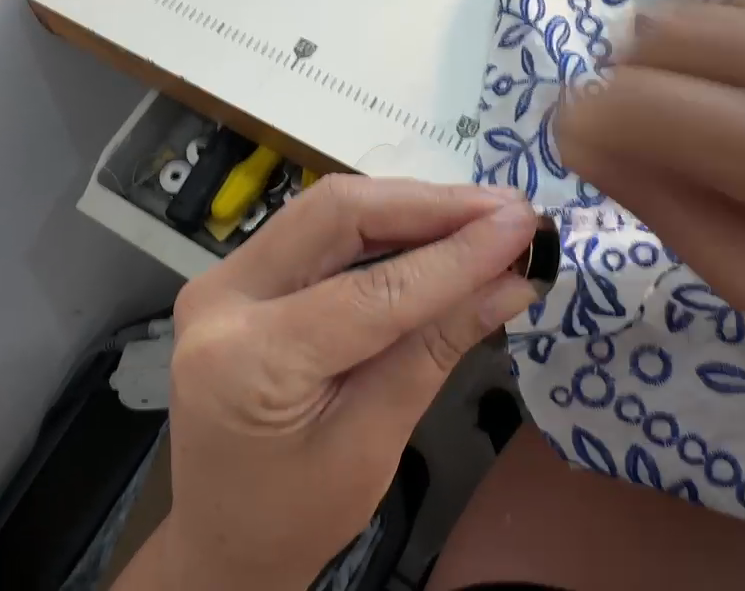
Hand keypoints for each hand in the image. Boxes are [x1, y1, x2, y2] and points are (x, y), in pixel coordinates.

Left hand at [146, 176, 539, 589]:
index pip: (372, 290)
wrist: (218, 539)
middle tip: (508, 209)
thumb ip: (435, 350)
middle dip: (431, 205)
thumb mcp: (371, 445)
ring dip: (411, 207)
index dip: (456, 256)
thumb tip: (512, 281)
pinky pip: (318, 230)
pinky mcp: (238, 275)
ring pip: (329, 210)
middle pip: (338, 214)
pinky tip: (434, 230)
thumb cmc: (293, 516)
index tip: (525, 228)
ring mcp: (223, 278)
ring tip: (485, 214)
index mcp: (246, 359)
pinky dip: (383, 225)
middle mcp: (221, 296)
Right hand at [556, 0, 744, 320]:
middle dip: (621, 87)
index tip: (587, 148)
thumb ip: (665, 213)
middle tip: (650, 133)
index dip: (584, 122)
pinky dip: (713, 38)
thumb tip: (585, 138)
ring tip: (704, 105)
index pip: (639, 106)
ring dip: (662, 60)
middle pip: (651, 41)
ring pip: (684, 10)